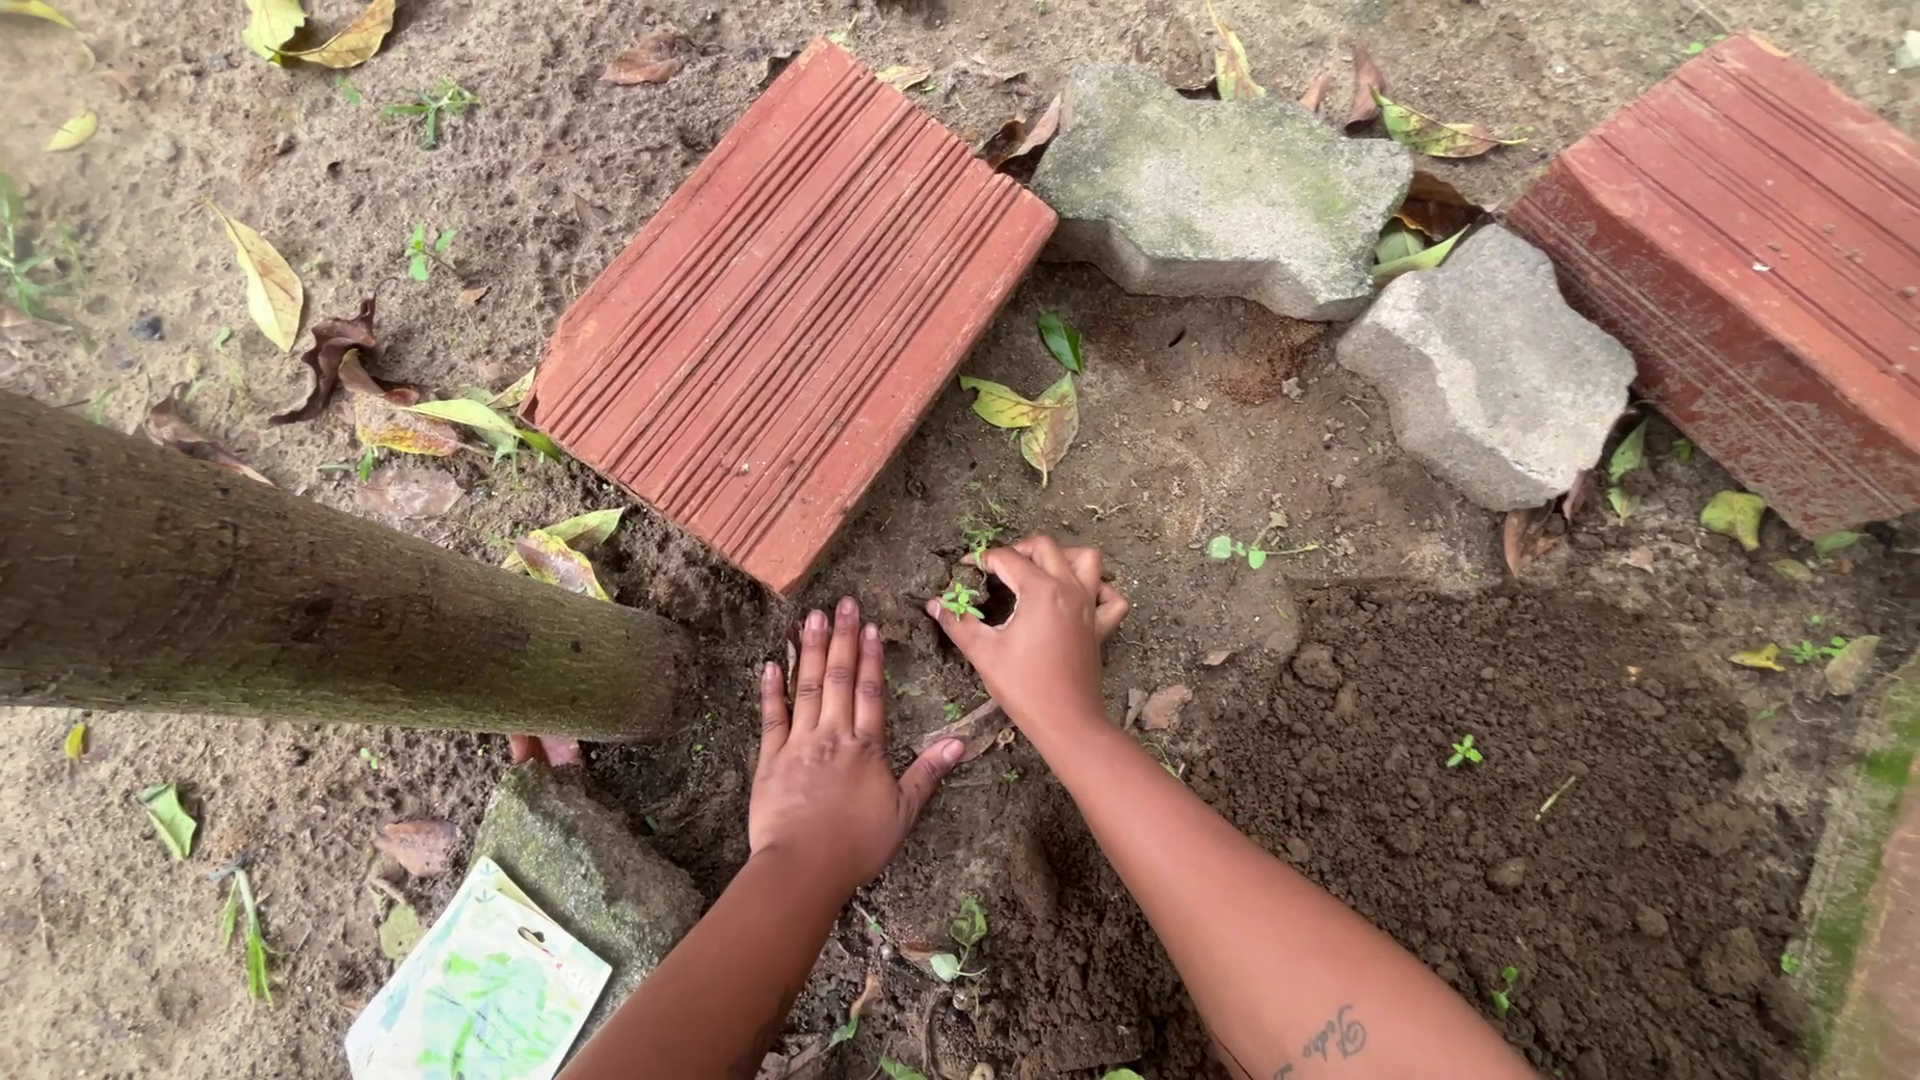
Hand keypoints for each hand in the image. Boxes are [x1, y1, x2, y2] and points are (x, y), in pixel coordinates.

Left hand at [751, 596, 963, 895]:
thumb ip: (929, 773)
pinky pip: (771, 716)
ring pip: (806, 687)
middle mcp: (833, 734)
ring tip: (811, 617)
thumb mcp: (903, 812)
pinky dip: (771, 689)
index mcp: (866, 746)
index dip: (872, 655)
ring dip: (809, 650)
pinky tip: (771, 663)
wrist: (802, 869)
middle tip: (840, 602)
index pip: (871, 690)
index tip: (870, 624)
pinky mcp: (770, 758)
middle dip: (841, 637)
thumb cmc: (857, 844)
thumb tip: (960, 742)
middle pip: (839, 676)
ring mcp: (799, 743)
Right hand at [925, 536, 1129, 731]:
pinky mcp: (1101, 626)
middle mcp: (1069, 589)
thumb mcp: (983, 652)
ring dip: (1063, 556)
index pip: (1007, 558)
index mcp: (1040, 590)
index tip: (966, 570)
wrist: (1066, 721)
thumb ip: (958, 622)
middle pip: (1045, 547)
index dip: (981, 560)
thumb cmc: (1024, 687)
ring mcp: (1089, 606)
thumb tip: (935, 605)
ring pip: (1086, 559)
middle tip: (998, 568)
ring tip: (1040, 571)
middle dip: (1018, 549)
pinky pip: (1111, 596)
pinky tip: (1080, 596)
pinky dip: (1099, 588)